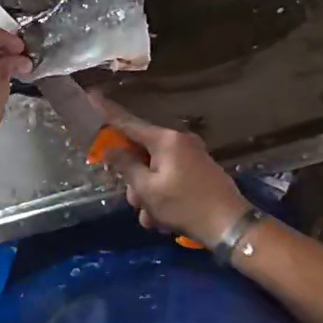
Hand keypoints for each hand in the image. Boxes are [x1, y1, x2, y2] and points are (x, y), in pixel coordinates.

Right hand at [93, 96, 250, 243]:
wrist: (230, 227)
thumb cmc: (184, 205)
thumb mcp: (146, 188)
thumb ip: (125, 165)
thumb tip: (110, 148)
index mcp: (165, 140)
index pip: (128, 122)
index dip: (107, 112)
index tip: (91, 95)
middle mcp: (179, 142)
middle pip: (140, 152)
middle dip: (133, 179)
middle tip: (135, 201)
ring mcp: (191, 156)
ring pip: (153, 170)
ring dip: (147, 194)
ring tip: (152, 218)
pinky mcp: (198, 171)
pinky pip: (168, 178)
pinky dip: (161, 197)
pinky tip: (162, 220)